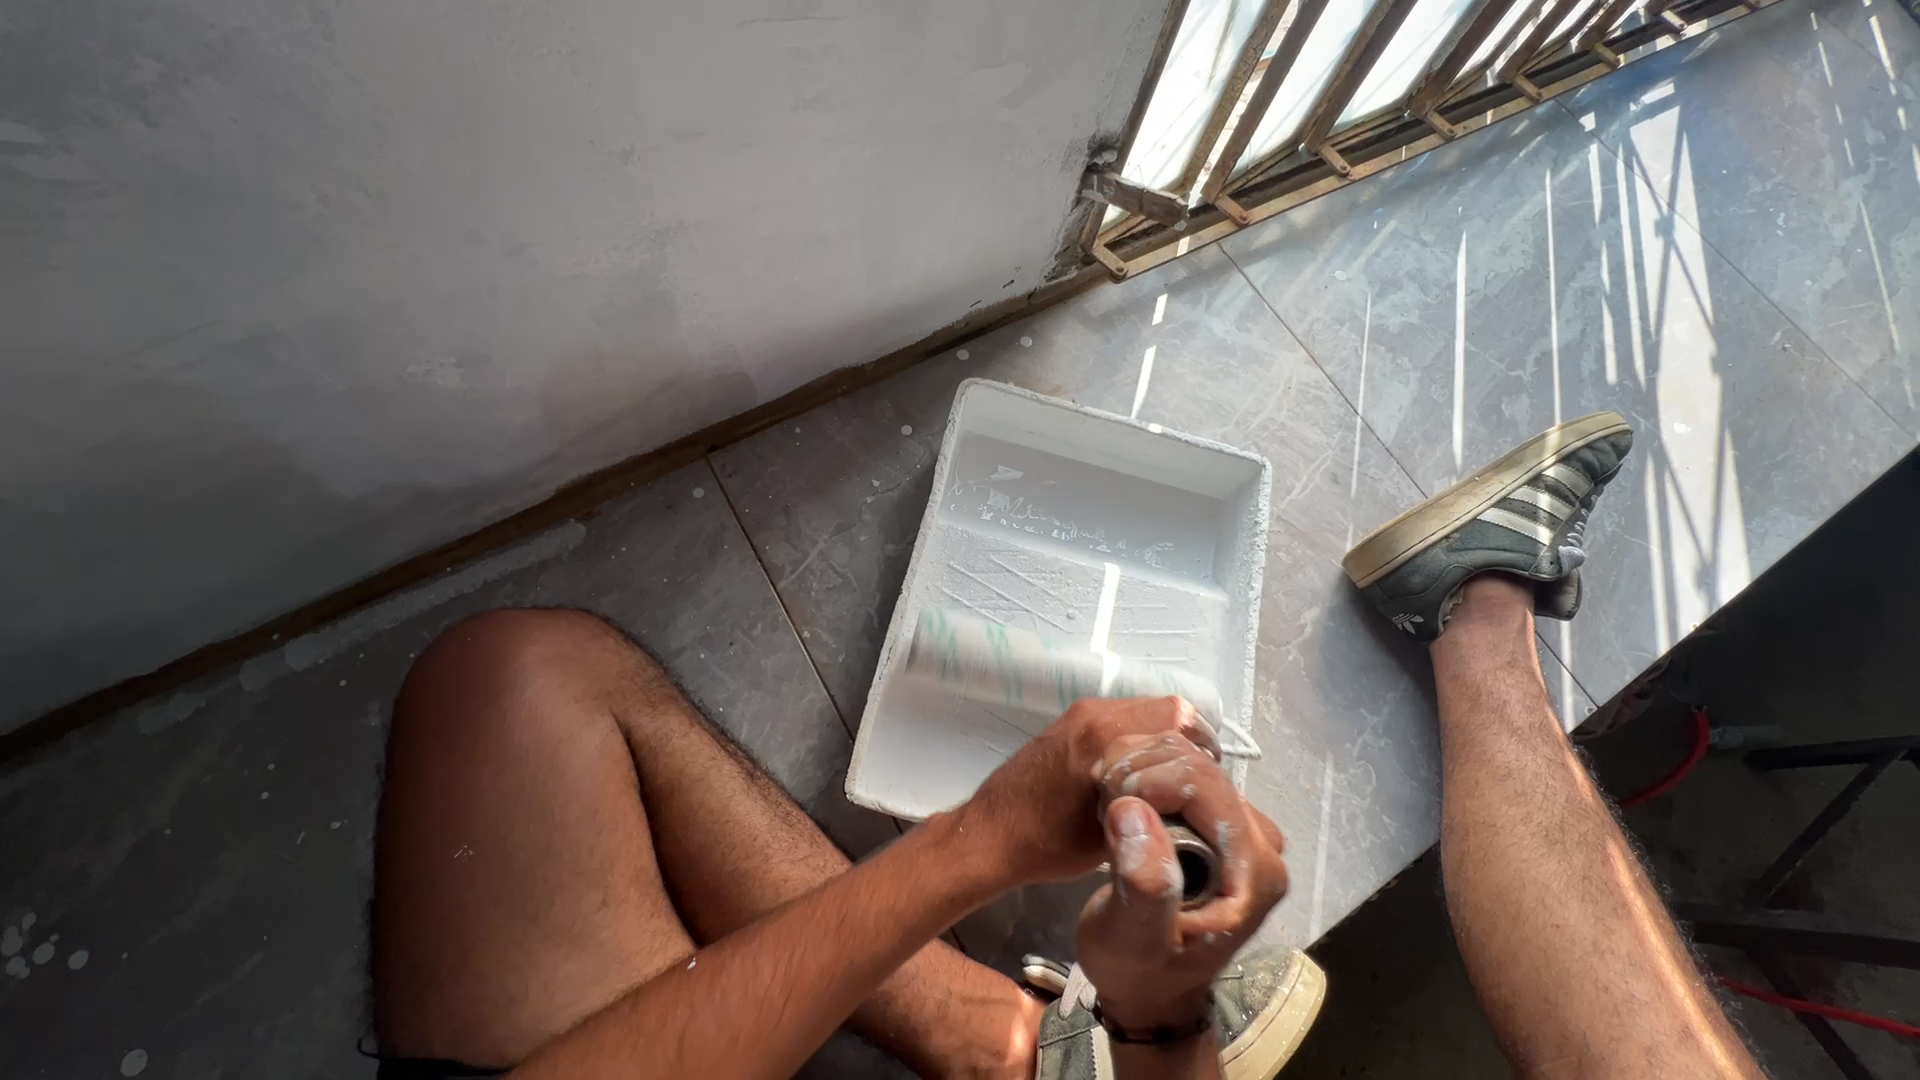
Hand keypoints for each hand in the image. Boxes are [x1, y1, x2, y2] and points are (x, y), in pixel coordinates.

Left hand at [951, 697, 1221, 890]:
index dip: (1203, 749)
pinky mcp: (1071, 720)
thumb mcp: (1113, 835)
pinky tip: (1143, 772)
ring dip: (1166, 737)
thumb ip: (1155, 807)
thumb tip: (1190, 800)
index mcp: (1104, 738)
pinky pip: (1123, 716)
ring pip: (1146, 710)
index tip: (1210, 781)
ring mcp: (1080, 713)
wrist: (990, 834)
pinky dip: (1141, 736)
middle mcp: (1094, 714)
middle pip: (1167, 709)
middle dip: (1190, 740)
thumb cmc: (1047, 845)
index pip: (1178, 721)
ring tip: (1174, 777)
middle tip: (1199, 777)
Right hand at [1075, 733, 1287, 1030]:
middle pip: (1195, 765)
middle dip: (1138, 776)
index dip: (1148, 784)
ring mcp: (1237, 828)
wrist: (1147, 989)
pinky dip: (1140, 774)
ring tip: (1111, 815)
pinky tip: (1121, 807)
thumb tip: (1133, 809)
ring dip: (1135, 773)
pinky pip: (1177, 768)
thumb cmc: (1139, 971)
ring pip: (1184, 758)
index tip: (1110, 813)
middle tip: (1105, 813)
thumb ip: (1145, 884)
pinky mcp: (1214, 820)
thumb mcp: (1134, 939)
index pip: (1203, 784)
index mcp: (1254, 869)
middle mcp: (1259, 841)